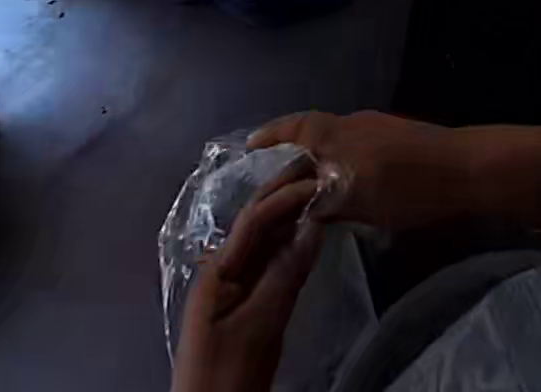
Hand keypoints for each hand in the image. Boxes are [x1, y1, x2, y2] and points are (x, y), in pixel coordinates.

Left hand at [173, 164, 322, 391]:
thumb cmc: (226, 377)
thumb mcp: (259, 326)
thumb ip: (286, 274)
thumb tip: (315, 225)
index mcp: (217, 271)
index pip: (254, 220)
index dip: (286, 197)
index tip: (319, 182)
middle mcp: (226, 269)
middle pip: (257, 222)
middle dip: (285, 194)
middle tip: (319, 171)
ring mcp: (238, 286)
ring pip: (268, 238)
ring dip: (293, 214)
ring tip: (323, 191)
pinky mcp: (252, 301)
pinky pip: (274, 260)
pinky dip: (295, 241)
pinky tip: (314, 230)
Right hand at [249, 111, 464, 232]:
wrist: (463, 168)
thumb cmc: (409, 186)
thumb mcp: (360, 201)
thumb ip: (327, 201)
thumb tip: (304, 203)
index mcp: (341, 134)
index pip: (298, 127)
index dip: (272, 133)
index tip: (251, 144)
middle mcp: (355, 123)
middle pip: (315, 134)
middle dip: (294, 155)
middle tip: (276, 182)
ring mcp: (378, 126)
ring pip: (337, 141)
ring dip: (320, 160)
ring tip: (307, 190)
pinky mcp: (396, 135)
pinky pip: (356, 144)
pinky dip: (342, 161)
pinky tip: (345, 185)